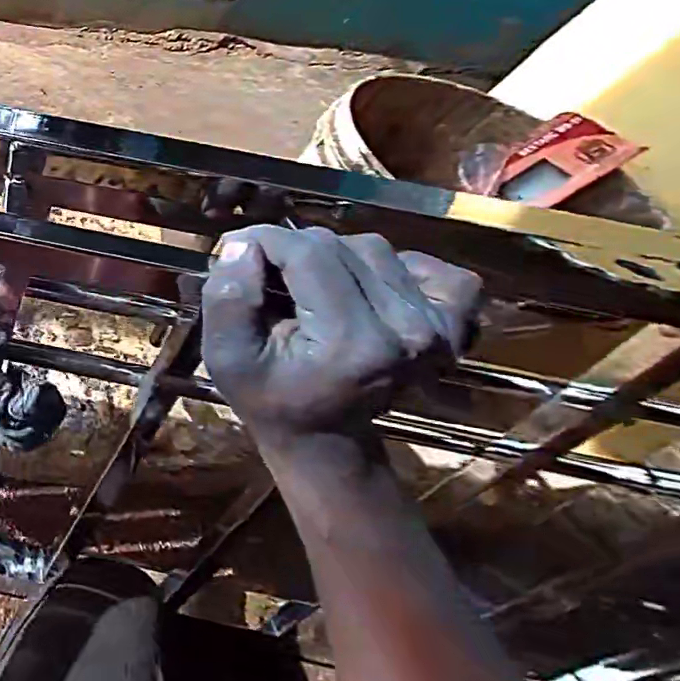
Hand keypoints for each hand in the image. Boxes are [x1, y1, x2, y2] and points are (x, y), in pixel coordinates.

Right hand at [201, 226, 481, 452]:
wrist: (326, 440)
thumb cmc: (270, 400)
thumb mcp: (226, 359)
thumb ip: (227, 301)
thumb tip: (242, 245)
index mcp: (351, 342)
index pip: (305, 252)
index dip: (262, 240)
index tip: (234, 250)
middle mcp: (405, 329)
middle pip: (337, 245)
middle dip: (290, 248)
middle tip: (264, 274)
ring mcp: (437, 327)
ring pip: (372, 247)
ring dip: (332, 255)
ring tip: (308, 285)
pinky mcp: (453, 325)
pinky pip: (430, 267)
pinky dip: (395, 264)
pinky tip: (364, 285)